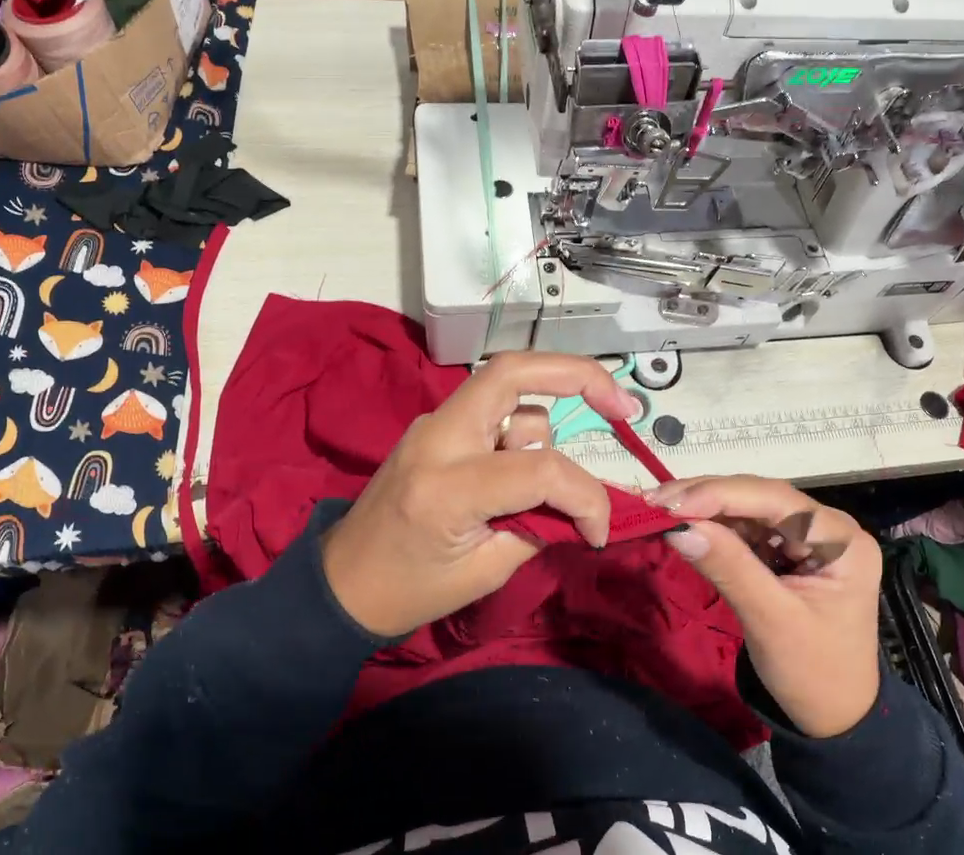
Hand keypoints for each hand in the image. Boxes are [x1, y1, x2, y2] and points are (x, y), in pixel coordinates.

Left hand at [320, 352, 641, 637]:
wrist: (340, 585)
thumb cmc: (410, 590)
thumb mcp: (486, 572)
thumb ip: (539, 528)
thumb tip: (580, 505)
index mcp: (448, 487)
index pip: (540, 469)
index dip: (586, 497)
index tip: (599, 532)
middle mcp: (438, 438)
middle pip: (512, 372)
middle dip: (577, 375)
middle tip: (623, 405)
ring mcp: (431, 425)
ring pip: (507, 392)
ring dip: (537, 430)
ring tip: (532, 489)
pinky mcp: (432, 426)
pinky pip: (490, 408)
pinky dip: (518, 430)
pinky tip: (513, 470)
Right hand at [651, 477, 882, 737]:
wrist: (833, 719)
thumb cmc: (813, 674)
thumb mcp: (772, 622)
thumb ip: (730, 569)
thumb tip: (678, 528)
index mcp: (842, 540)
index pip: (776, 500)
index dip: (721, 494)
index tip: (670, 503)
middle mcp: (827, 528)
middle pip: (760, 497)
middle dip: (706, 496)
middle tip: (654, 502)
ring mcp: (806, 538)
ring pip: (748, 509)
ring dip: (704, 508)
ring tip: (660, 509)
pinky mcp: (786, 552)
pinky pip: (745, 529)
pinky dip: (713, 526)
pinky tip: (684, 524)